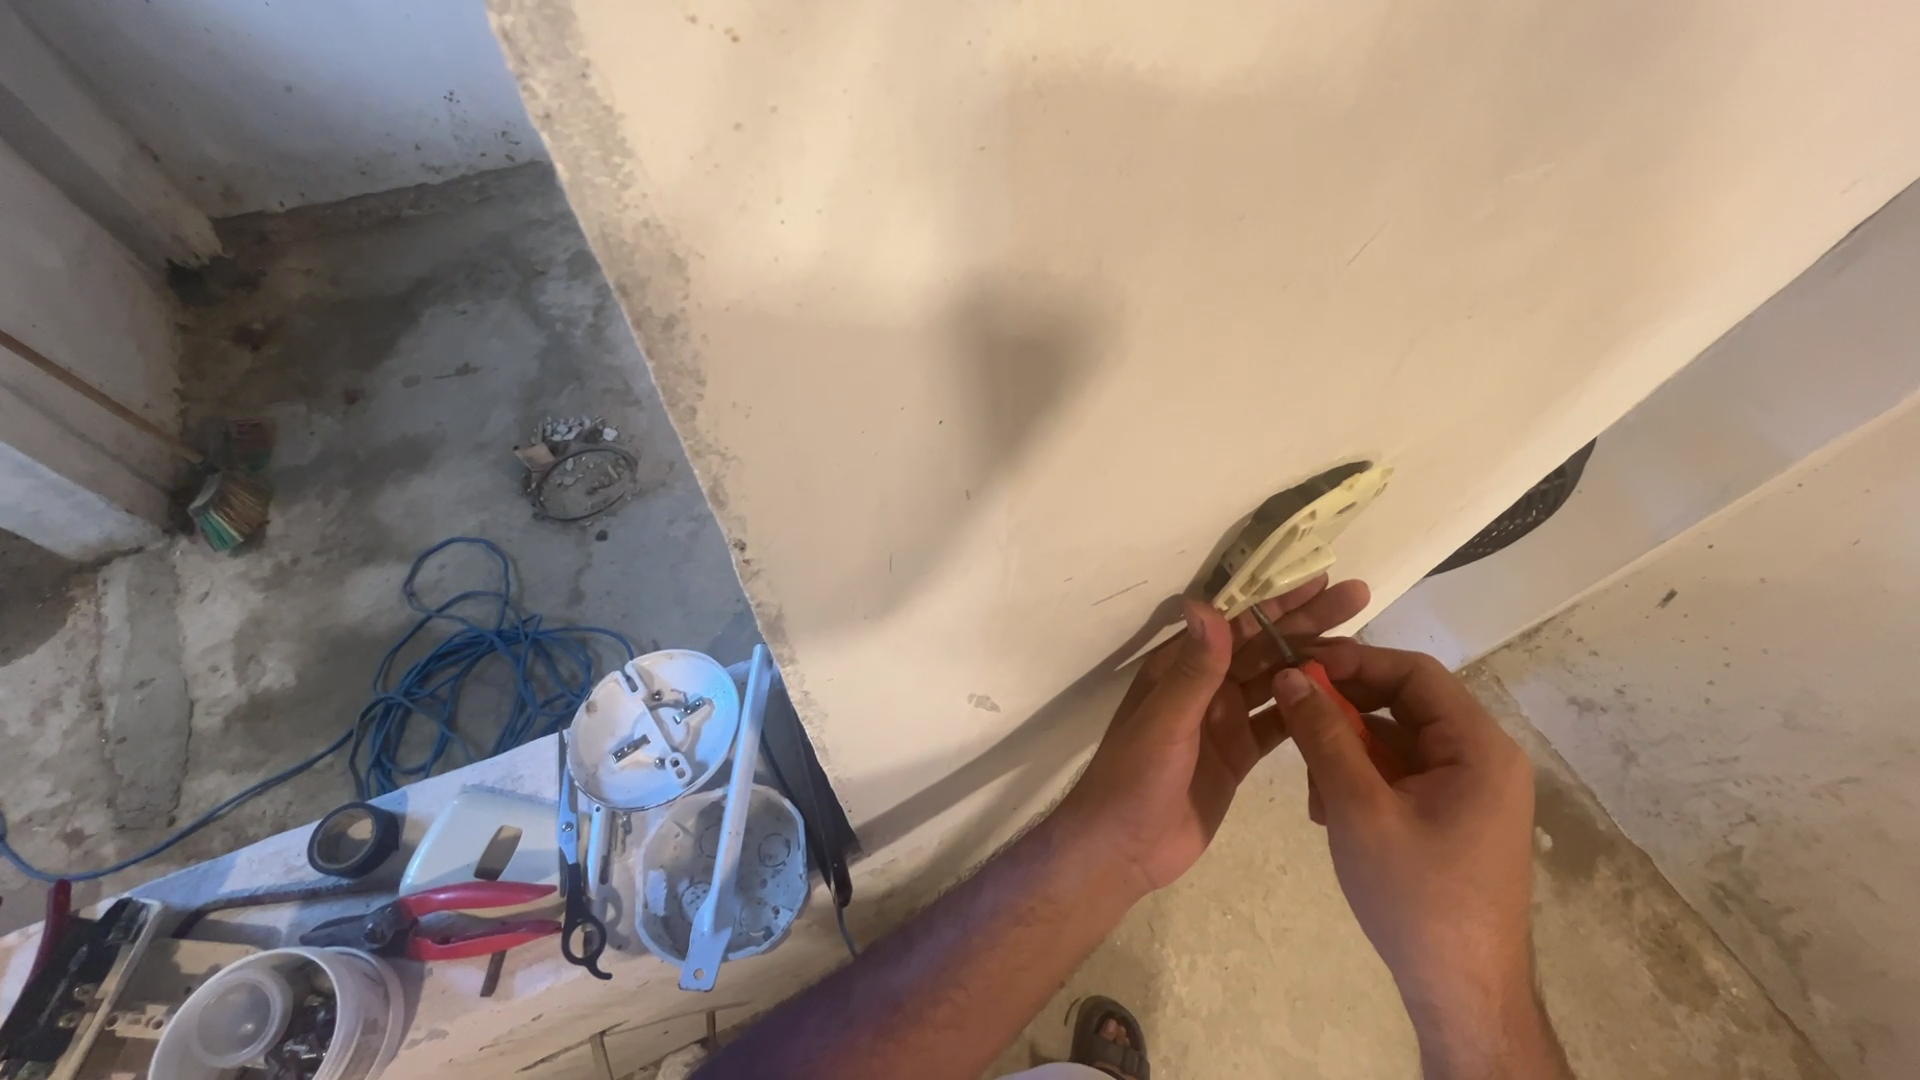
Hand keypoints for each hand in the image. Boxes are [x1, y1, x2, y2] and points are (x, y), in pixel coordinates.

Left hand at [1053, 576, 1369, 899]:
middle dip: (1306, 623)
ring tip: (1363, 645)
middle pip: (1261, 647)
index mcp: (1179, 669)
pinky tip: (1345, 702)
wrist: (1124, 849)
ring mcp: (1223, 721)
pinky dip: (1307, 712)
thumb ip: (1193, 670)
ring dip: (1314, 663)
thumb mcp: (1165, 721)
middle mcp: (1204, 687)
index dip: (1274, 600)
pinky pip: (1279, 725)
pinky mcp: (1238, 754)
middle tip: (1356, 596)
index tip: (1318, 578)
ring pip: (1275, 682)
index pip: (1233, 624)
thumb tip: (1208, 604)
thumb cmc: (1134, 778)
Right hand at [1271, 642, 1562, 1076]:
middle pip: (1402, 703)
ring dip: (1344, 746)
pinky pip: (1397, 770)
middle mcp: (1481, 758)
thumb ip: (1324, 735)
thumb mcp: (1357, 807)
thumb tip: (1290, 676)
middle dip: (1342, 708)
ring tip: (1312, 785)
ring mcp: (1466, 788)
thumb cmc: (1414, 896)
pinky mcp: (1449, 813)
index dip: (1353, 660)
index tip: (1295, 665)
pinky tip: (1330, 808)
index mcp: (1478, 748)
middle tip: (1288, 712)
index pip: (1413, 673)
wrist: (1460, 992)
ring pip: (1392, 737)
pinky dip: (1358, 776)